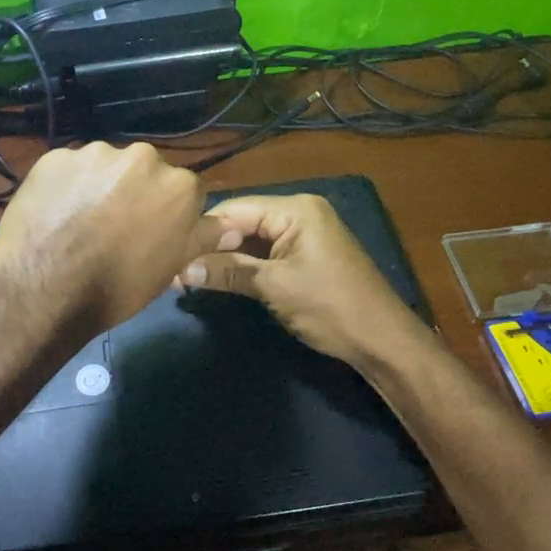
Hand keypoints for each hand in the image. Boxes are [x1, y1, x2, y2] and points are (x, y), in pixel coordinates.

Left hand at [0, 142, 235, 336]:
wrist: (46, 288)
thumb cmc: (117, 287)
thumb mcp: (170, 268)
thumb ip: (203, 238)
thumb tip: (234, 227)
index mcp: (178, 185)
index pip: (184, 191)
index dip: (167, 215)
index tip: (150, 236)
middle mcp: (142, 157)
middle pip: (144, 172)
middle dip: (134, 194)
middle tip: (114, 229)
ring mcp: (95, 154)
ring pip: (105, 168)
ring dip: (99, 187)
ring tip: (80, 224)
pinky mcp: (55, 157)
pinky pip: (68, 170)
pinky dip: (65, 187)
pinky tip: (54, 216)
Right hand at [179, 194, 425, 368]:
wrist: (382, 341)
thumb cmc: (331, 307)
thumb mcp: (274, 288)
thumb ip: (227, 273)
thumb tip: (180, 271)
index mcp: (296, 209)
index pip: (235, 209)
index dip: (202, 231)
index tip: (169, 251)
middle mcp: (299, 213)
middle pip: (242, 221)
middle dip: (210, 245)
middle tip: (174, 266)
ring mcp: (304, 235)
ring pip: (251, 239)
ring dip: (225, 257)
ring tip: (188, 274)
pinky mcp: (305, 256)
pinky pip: (265, 253)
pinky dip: (244, 266)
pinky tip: (218, 278)